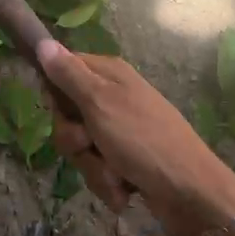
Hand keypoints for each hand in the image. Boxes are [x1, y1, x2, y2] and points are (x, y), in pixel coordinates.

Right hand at [38, 40, 234, 235]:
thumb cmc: (143, 139)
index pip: (64, 70)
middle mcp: (113, 98)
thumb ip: (69, 74)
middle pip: (68, 115)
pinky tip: (125, 189)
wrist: (191, 193)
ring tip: (116, 175)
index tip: (63, 110)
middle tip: (90, 144)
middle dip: (75, 140)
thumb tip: (42, 42)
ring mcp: (121, 131)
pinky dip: (108, 182)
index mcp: (108, 74)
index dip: (57, 94)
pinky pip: (99, 169)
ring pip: (82, 147)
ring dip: (93, 167)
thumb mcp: (100, 102)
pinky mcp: (127, 161)